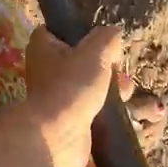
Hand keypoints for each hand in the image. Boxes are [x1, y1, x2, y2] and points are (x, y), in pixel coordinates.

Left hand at [23, 25, 122, 166]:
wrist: (58, 137)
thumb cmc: (71, 85)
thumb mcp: (95, 52)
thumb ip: (106, 38)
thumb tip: (114, 32)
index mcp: (43, 45)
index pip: (63, 29)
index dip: (84, 33)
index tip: (104, 40)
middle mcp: (45, 67)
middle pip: (82, 57)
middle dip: (105, 63)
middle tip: (118, 70)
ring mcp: (57, 93)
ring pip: (89, 81)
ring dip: (109, 85)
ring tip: (124, 92)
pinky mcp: (68, 116)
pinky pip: (91, 103)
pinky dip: (106, 104)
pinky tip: (122, 107)